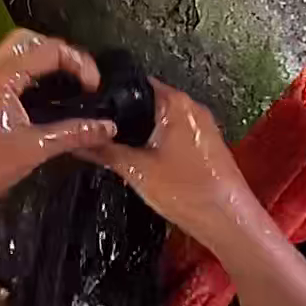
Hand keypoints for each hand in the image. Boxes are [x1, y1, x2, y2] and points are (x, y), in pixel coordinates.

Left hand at [0, 29, 117, 212]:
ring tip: (69, 81)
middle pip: (30, 39)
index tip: (94, 86)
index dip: (79, 63)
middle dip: (61, 52)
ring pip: (18, 52)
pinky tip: (46, 95)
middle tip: (80, 75)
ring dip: (45, 60)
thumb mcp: (35, 148)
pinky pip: (10, 69)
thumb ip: (74, 134)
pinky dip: (32, 72)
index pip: (49, 50)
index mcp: (2, 77)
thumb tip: (107, 128)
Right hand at [84, 80, 273, 257]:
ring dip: (144, 130)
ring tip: (117, 146)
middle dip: (126, 115)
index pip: (137, 84)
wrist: (228, 221)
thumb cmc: (185, 191)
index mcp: (175, 103)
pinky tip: (145, 159)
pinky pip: (176, 132)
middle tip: (99, 130)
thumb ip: (104, 152)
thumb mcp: (136, 171)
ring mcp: (203, 125)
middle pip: (150, 101)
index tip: (93, 108)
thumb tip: (77, 141)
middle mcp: (192, 106)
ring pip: (163, 118)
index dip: (112, 95)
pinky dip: (160, 140)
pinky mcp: (207, 143)